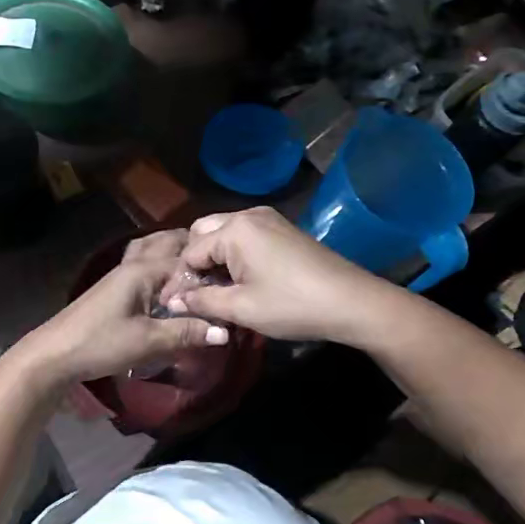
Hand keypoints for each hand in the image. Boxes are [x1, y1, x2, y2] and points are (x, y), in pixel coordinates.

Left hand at [10, 230, 229, 386]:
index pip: (187, 259)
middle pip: (168, 243)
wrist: (55, 353)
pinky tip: (168, 284)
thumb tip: (225, 330)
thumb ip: (186, 332)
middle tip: (220, 271)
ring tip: (198, 271)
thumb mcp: (148, 341)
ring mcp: (121, 273)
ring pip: (153, 250)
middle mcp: (134, 263)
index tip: (233, 284)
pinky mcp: (114, 287)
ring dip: (175, 254)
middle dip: (194, 252)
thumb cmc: (101, 343)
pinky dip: (160, 265)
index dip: (211, 270)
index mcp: (143, 270)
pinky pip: (143, 264)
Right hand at [166, 207, 394, 344]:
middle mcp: (248, 215)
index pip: (190, 252)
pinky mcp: (282, 229)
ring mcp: (268, 219)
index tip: (174, 306)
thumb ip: (202, 301)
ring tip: (216, 292)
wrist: (352, 302)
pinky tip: (239, 282)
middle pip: (204, 234)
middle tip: (197, 296)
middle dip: (196, 263)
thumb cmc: (292, 305)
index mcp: (234, 229)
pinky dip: (234, 256)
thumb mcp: (242, 308)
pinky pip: (245, 237)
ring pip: (224, 234)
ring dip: (215, 259)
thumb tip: (172, 301)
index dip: (180, 280)